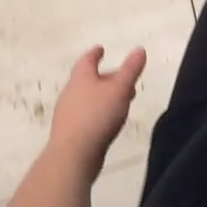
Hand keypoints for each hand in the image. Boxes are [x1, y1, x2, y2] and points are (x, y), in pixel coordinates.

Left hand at [46, 45, 144, 181]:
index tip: (100, 49)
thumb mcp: (120, 89)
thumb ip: (131, 69)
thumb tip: (139, 49)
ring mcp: (67, 115)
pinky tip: (108, 121)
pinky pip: (85, 115)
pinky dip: (97, 112)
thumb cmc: (97, 116)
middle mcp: (70, 94)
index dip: (95, 54)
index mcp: (81, 79)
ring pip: (87, 98)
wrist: (72, 157)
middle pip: (88, 80)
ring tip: (121, 101)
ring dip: (103, 96)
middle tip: (122, 78)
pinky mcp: (69, 133)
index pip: (87, 61)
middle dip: (105, 77)